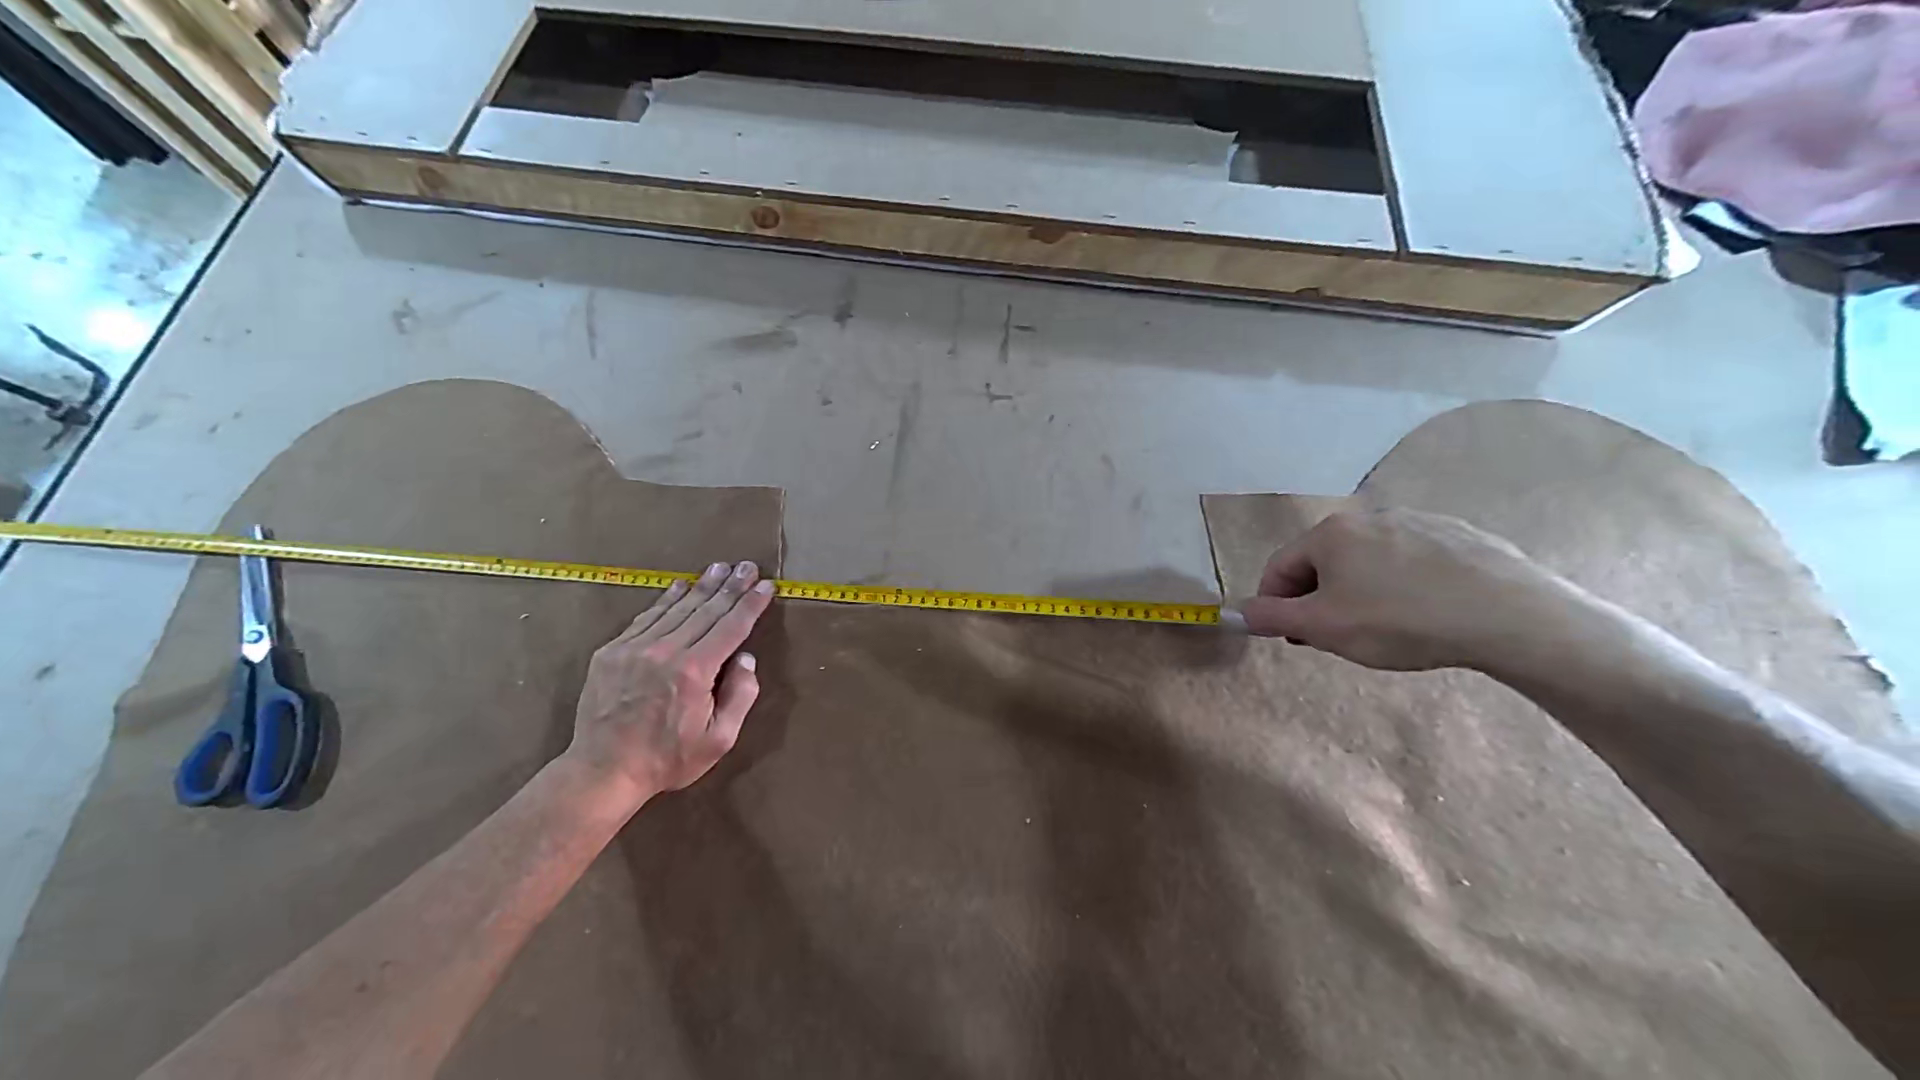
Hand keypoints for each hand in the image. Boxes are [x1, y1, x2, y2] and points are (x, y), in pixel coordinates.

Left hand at [569, 559, 774, 799]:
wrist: (602, 771)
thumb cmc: (668, 759)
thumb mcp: (719, 739)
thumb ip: (740, 696)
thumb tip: (746, 658)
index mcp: (695, 671)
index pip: (731, 627)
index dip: (751, 604)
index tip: (766, 586)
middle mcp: (666, 651)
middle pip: (706, 610)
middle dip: (731, 586)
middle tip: (747, 566)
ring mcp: (635, 648)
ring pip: (676, 608)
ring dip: (702, 586)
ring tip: (720, 567)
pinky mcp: (613, 652)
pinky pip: (646, 617)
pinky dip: (666, 600)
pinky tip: (680, 587)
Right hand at [1239, 508, 1567, 671]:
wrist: (1510, 616)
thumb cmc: (1400, 620)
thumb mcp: (1322, 627)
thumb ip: (1269, 617)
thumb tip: (1232, 611)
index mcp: (1330, 534)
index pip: (1279, 568)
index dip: (1274, 605)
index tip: (1289, 637)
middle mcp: (1368, 517)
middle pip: (1323, 563)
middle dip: (1318, 600)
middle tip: (1334, 637)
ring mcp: (1418, 522)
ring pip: (1367, 562)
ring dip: (1358, 592)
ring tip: (1382, 628)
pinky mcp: (1460, 536)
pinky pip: (1411, 562)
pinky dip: (1403, 585)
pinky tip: (1425, 612)